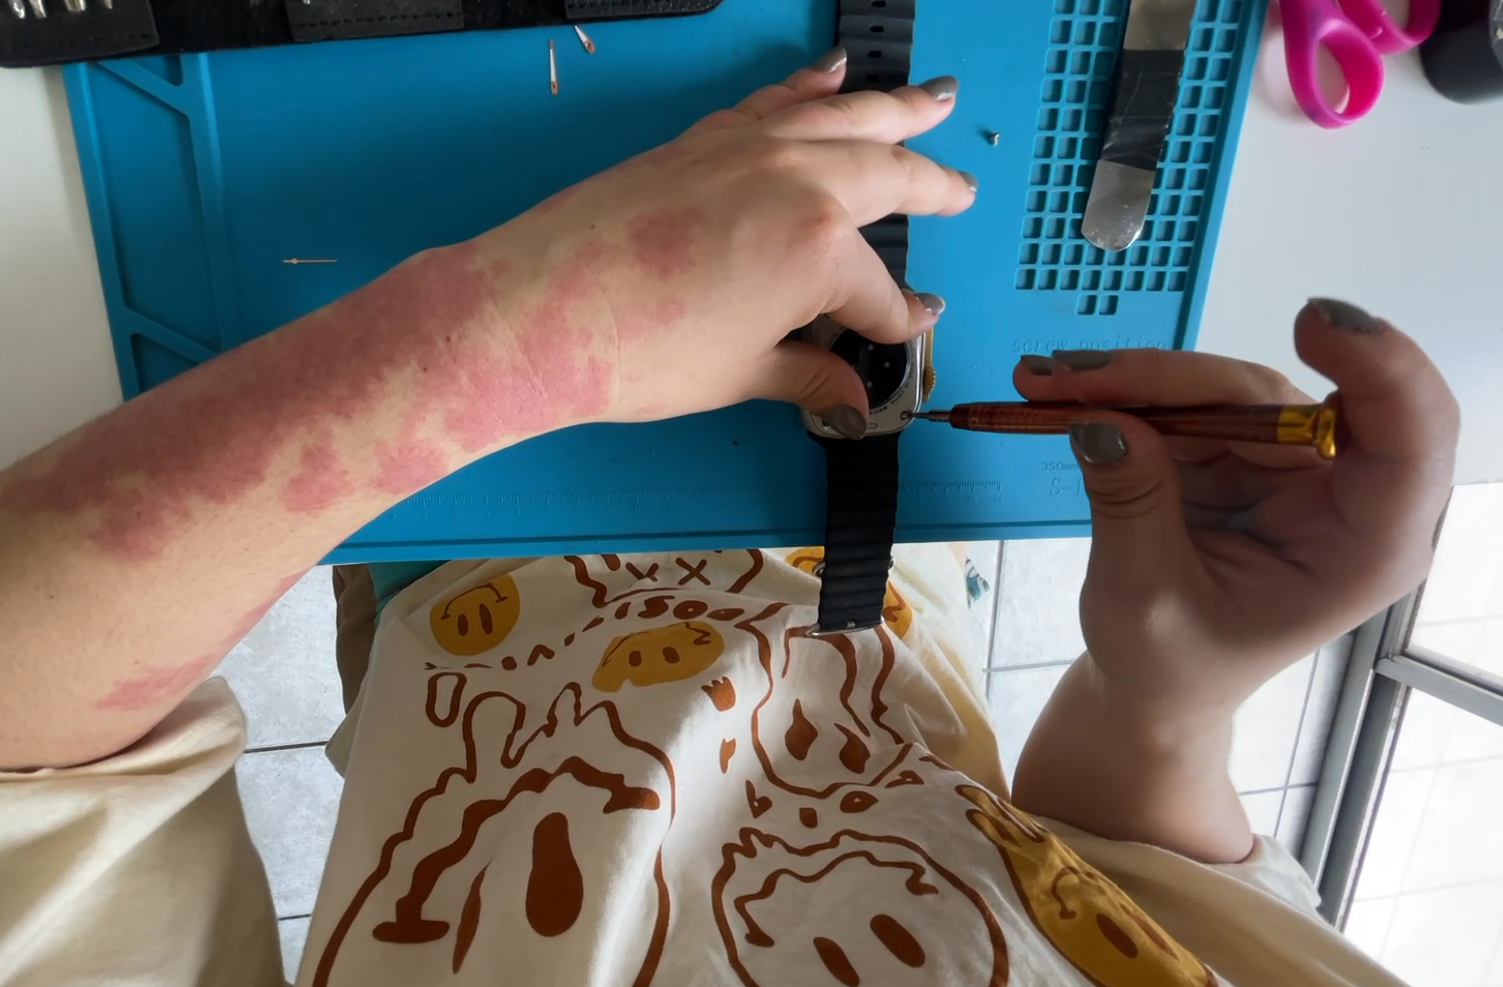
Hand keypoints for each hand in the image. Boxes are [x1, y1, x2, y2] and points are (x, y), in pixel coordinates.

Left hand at [437, 52, 976, 433]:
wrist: (538, 313)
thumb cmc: (639, 357)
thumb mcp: (738, 375)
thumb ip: (806, 375)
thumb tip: (847, 396)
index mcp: (816, 251)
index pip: (876, 297)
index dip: (896, 324)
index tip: (909, 334)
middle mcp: (796, 183)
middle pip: (884, 179)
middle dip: (932, 187)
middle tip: (965, 189)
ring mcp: (748, 150)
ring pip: (843, 119)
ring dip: (896, 110)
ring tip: (937, 98)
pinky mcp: (703, 140)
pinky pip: (775, 102)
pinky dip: (811, 89)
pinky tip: (835, 75)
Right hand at [1019, 299, 1457, 726]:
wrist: (1148, 686)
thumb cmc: (1165, 664)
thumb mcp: (1142, 593)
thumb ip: (1129, 505)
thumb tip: (1097, 419)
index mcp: (1359, 543)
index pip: (1403, 437)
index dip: (1375, 368)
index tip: (1313, 319)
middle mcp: (1330, 494)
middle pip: (1268, 404)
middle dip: (1165, 380)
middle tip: (1065, 374)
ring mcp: (1275, 475)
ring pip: (1213, 398)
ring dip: (1125, 384)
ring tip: (1042, 381)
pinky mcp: (1226, 466)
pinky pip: (1175, 416)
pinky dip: (1116, 403)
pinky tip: (1061, 397)